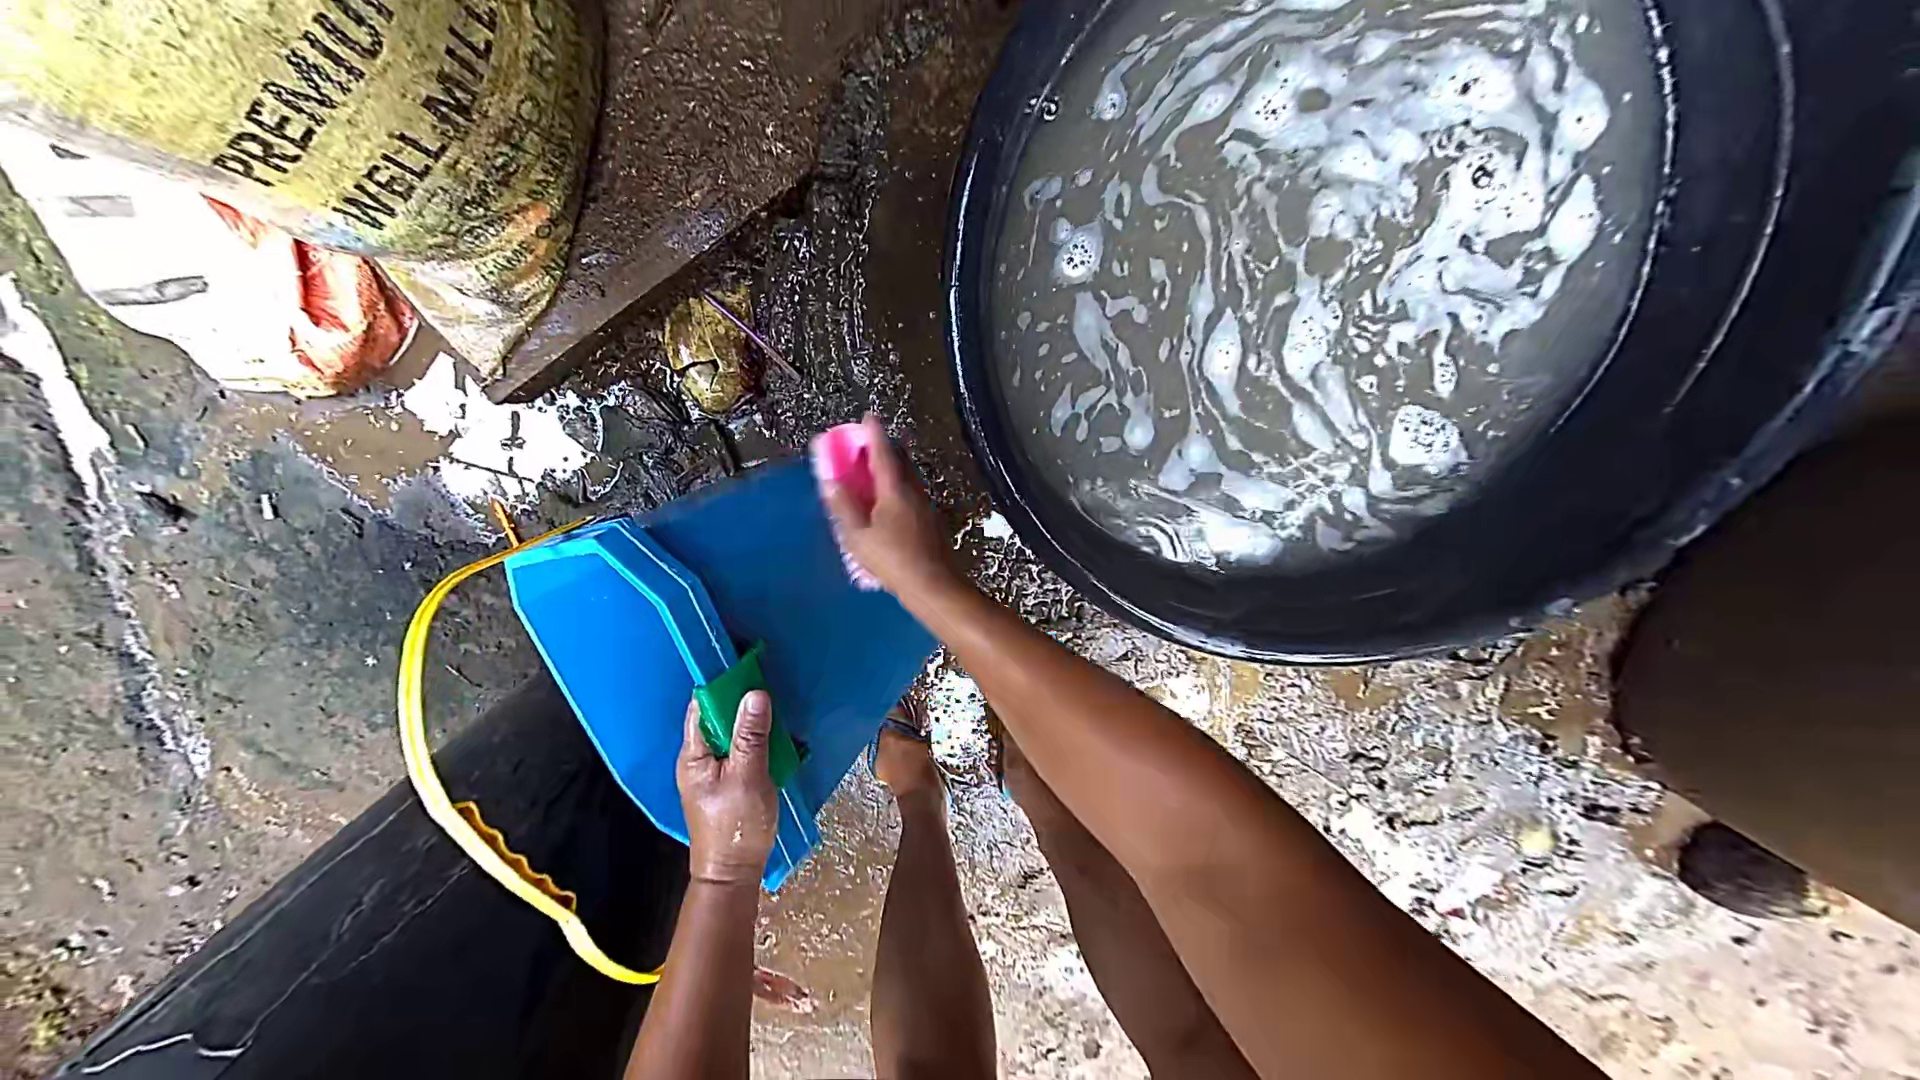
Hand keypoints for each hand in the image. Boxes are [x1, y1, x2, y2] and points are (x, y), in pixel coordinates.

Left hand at [677, 690, 778, 885]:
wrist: (734, 874)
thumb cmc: (737, 826)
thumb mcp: (748, 776)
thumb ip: (751, 735)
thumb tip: (755, 694)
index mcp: (693, 755)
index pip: (702, 707)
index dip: (723, 687)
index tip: (750, 670)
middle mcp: (699, 758)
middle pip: (718, 718)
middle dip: (742, 703)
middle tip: (772, 690)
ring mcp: (713, 771)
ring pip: (732, 734)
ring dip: (753, 723)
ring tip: (778, 711)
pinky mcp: (728, 781)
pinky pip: (741, 750)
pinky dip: (757, 741)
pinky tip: (776, 738)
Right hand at [812, 414, 962, 602]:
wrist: (932, 585)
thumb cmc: (892, 560)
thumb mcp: (857, 536)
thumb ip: (844, 506)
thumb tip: (832, 483)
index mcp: (895, 489)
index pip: (883, 452)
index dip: (874, 433)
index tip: (868, 416)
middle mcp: (914, 491)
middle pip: (899, 461)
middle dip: (883, 449)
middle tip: (865, 446)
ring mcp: (925, 506)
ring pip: (907, 478)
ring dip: (890, 469)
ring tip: (871, 474)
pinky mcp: (929, 521)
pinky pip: (910, 493)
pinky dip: (896, 487)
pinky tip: (886, 503)